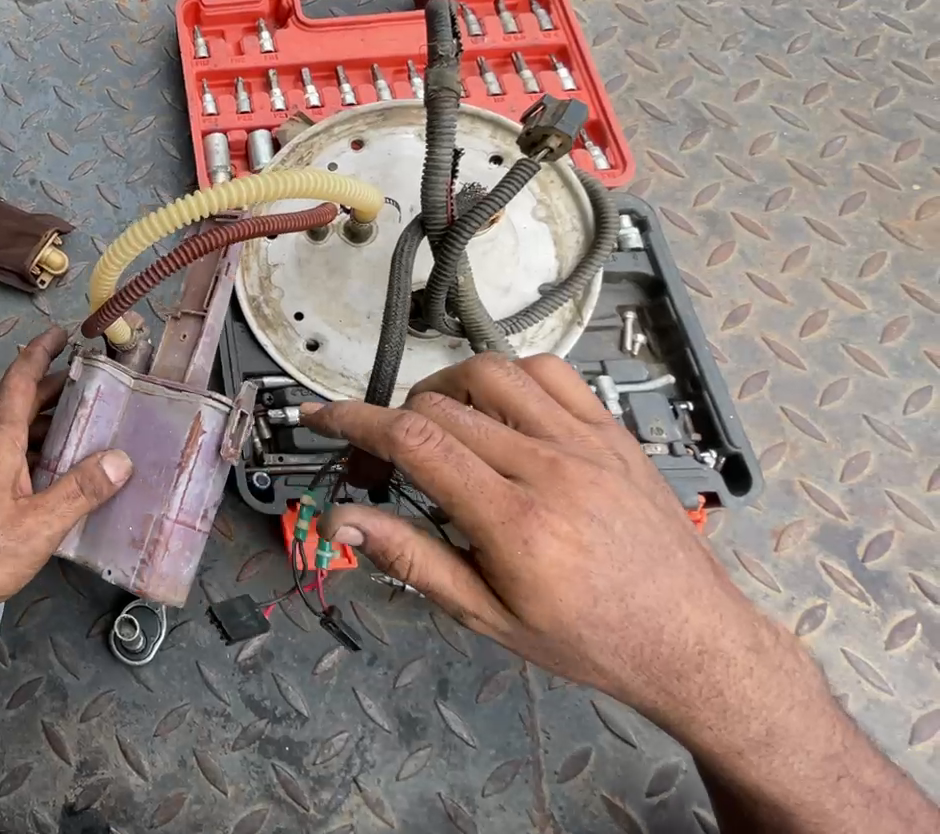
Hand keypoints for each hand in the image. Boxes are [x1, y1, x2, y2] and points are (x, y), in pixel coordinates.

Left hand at [0, 327, 131, 647]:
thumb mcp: (37, 528)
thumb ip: (79, 492)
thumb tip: (121, 458)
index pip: (19, 382)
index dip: (40, 352)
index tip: (61, 332)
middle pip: (18, 404)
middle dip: (53, 388)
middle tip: (91, 383)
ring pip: (11, 430)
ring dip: (44, 421)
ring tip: (81, 424)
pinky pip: (3, 453)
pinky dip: (31, 448)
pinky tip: (50, 470)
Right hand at [304, 353, 804, 729]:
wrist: (698, 646)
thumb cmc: (587, 638)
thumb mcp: (486, 616)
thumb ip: (409, 558)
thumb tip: (339, 520)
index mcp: (516, 522)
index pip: (414, 442)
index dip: (352, 420)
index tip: (319, 417)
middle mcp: (551, 470)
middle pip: (438, 406)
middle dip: (388, 425)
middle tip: (382, 465)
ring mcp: (587, 444)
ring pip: (488, 373)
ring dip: (441, 392)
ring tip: (434, 428)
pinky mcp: (612, 434)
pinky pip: (548, 372)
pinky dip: (504, 377)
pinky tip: (494, 411)